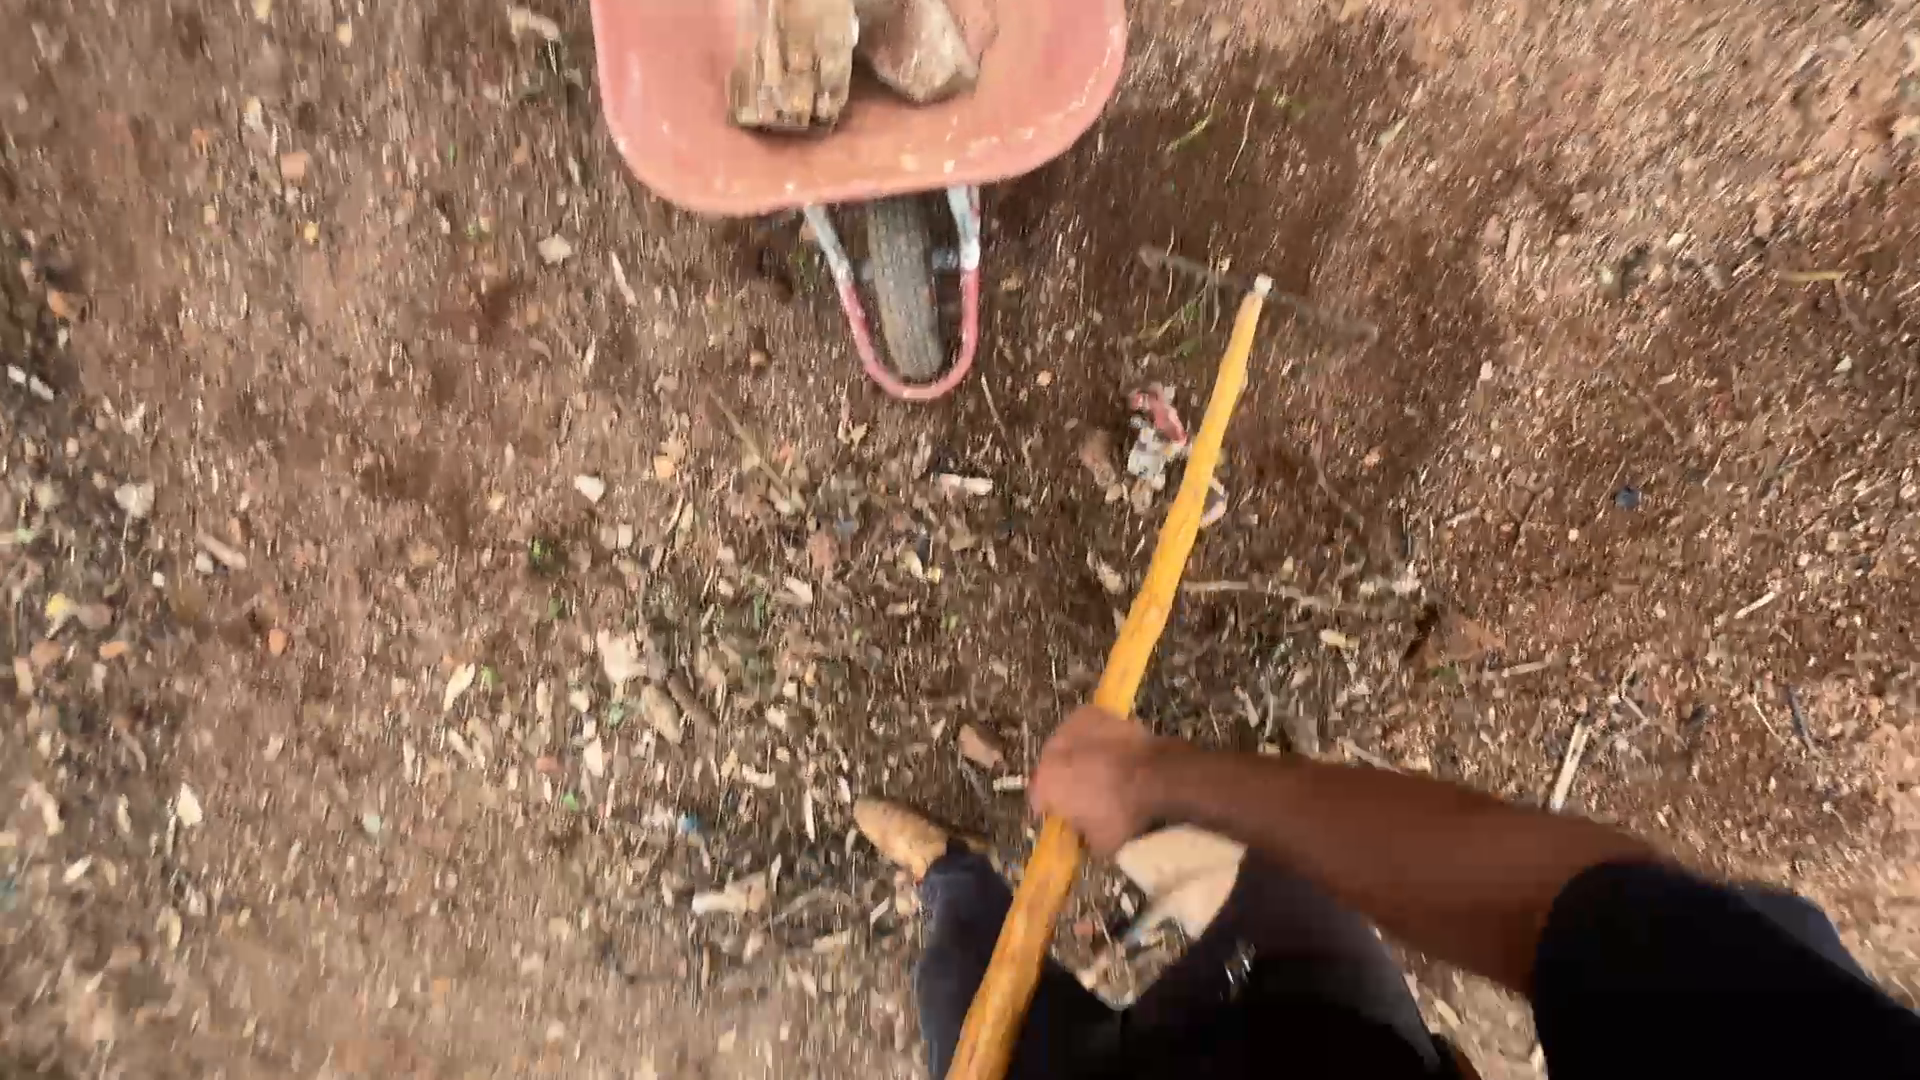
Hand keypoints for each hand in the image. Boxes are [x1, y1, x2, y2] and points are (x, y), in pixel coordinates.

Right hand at [1029, 705, 1161, 855]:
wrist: (1153, 774)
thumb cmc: (1123, 813)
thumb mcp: (1100, 842)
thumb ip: (1081, 834)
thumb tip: (1082, 830)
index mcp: (1045, 785)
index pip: (1037, 800)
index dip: (1051, 809)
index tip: (1065, 816)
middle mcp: (1049, 753)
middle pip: (1050, 768)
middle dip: (1062, 779)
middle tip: (1084, 793)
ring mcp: (1068, 728)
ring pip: (1065, 746)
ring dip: (1076, 756)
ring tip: (1100, 769)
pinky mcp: (1089, 713)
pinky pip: (1084, 728)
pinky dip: (1092, 737)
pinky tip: (1109, 748)